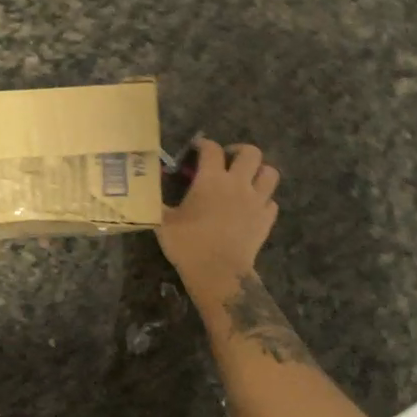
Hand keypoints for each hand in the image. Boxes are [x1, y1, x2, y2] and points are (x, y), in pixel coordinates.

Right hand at [158, 139, 280, 292]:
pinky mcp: (266, 219)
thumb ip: (156, 203)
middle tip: (227, 160)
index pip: (211, 149)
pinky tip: (252, 206)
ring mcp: (257, 201)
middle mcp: (238, 183)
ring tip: (246, 179)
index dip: (203, 144)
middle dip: (238, 151)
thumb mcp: (162, 222)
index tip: (196, 148)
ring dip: (258, 171)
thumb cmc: (188, 244)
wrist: (218, 272)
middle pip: (250, 152)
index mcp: (211, 179)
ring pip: (270, 173)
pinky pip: (271, 201)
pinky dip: (264, 199)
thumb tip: (145, 191)